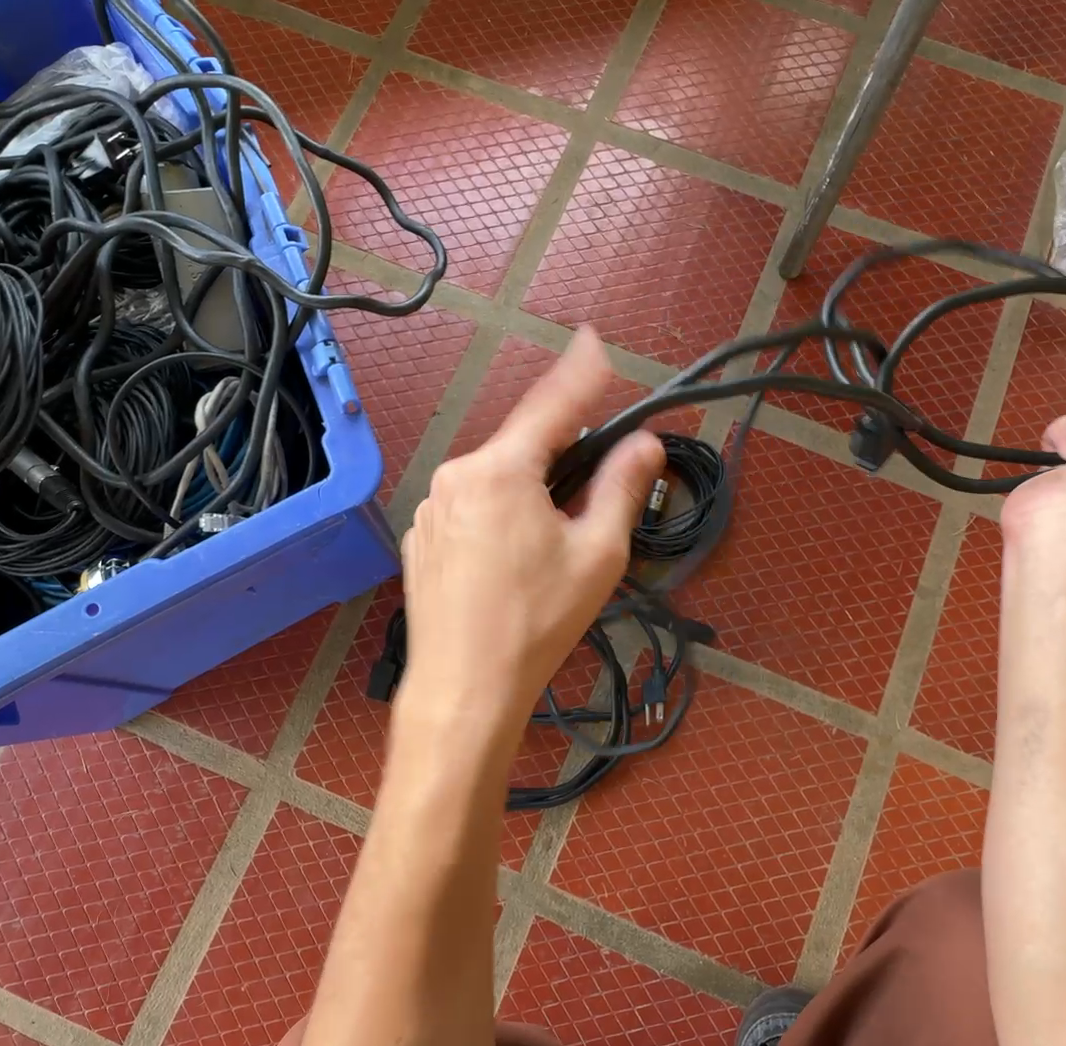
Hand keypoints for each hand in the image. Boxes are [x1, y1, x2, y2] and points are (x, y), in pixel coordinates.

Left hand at [396, 328, 665, 753]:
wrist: (464, 687)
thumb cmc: (538, 621)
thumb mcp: (597, 554)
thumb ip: (622, 488)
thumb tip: (645, 443)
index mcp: (500, 470)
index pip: (552, 404)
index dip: (581, 371)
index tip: (596, 339)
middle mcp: (456, 476)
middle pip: (522, 447)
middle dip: (560, 456)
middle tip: (591, 493)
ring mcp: (431, 508)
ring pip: (494, 480)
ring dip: (528, 490)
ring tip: (550, 543)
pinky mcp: (420, 540)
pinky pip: (469, 509)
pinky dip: (497, 515)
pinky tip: (509, 563)